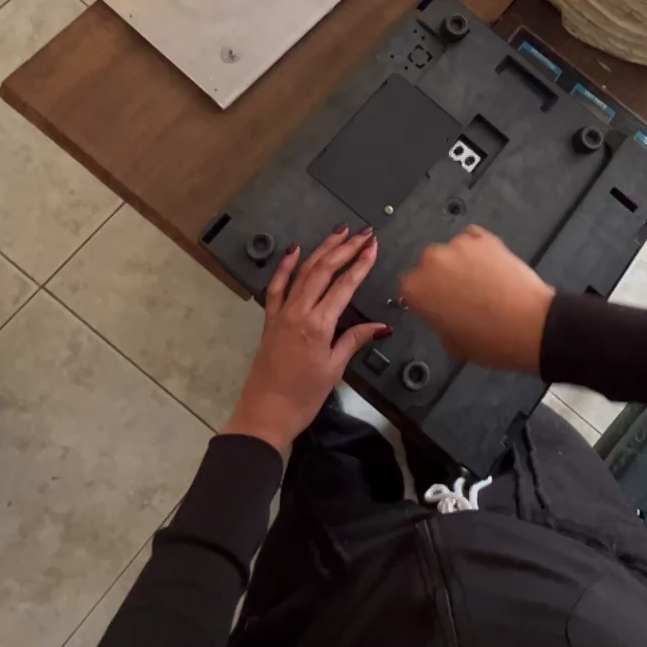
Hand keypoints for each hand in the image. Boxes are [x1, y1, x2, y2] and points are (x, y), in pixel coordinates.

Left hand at [221, 226, 390, 453]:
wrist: (264, 414)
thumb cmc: (304, 397)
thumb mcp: (334, 369)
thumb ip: (354, 340)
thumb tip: (381, 326)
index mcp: (319, 325)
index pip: (344, 286)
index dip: (361, 264)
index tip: (373, 246)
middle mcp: (299, 312)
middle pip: (324, 271)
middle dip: (345, 248)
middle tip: (363, 232)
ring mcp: (282, 313)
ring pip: (303, 272)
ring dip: (322, 249)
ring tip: (338, 232)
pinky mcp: (270, 319)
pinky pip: (277, 287)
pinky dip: (286, 266)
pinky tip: (295, 250)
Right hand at [399, 226, 553, 373]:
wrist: (530, 325)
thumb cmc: (491, 340)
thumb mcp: (451, 343)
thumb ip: (436, 320)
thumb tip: (441, 312)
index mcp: (417, 289)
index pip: (407, 285)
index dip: (422, 295)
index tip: (433, 302)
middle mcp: (432, 261)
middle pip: (428, 263)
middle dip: (440, 276)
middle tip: (459, 294)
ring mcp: (459, 245)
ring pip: (451, 251)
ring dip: (460, 262)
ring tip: (480, 282)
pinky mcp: (484, 237)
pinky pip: (473, 239)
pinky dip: (478, 249)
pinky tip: (489, 267)